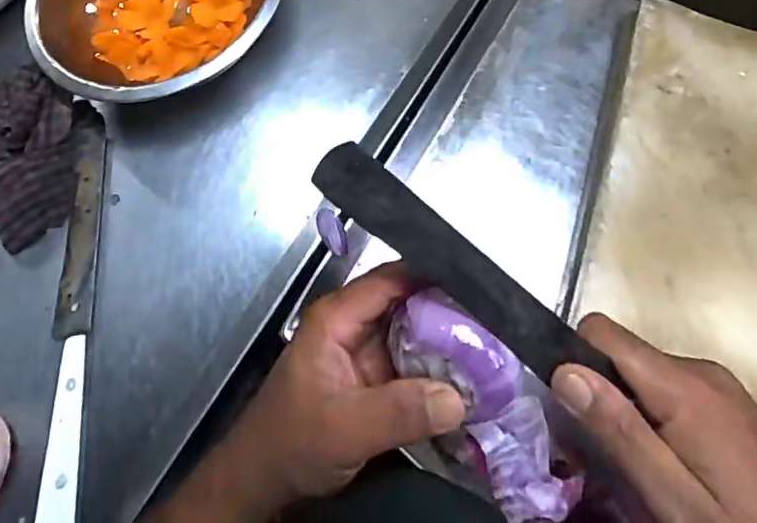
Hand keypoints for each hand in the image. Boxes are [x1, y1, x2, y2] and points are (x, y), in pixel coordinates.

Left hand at [156, 263, 466, 521]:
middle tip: (493, 323)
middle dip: (447, 312)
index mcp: (337, 317)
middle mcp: (353, 327)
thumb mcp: (343, 427)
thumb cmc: (290, 441)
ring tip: (491, 350)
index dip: (430, 275)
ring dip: (447, 345)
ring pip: (413, 336)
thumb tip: (456, 398)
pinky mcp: (374, 383)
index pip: (389, 279)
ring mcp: (364, 355)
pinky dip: (438, 374)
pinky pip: (413, 368)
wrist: (263, 481)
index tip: (474, 283)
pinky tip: (469, 384)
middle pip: (407, 305)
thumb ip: (398, 410)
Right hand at [553, 314, 756, 522]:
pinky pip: (676, 394)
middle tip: (606, 464)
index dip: (575, 364)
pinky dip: (659, 421)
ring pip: (645, 377)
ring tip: (645, 477)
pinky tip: (677, 473)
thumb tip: (563, 370)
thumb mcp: (675, 501)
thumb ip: (620, 431)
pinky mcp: (737, 409)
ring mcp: (724, 389)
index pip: (599, 331)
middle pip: (621, 356)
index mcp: (684, 385)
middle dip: (602, 399)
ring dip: (630, 414)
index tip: (575, 417)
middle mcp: (702, 371)